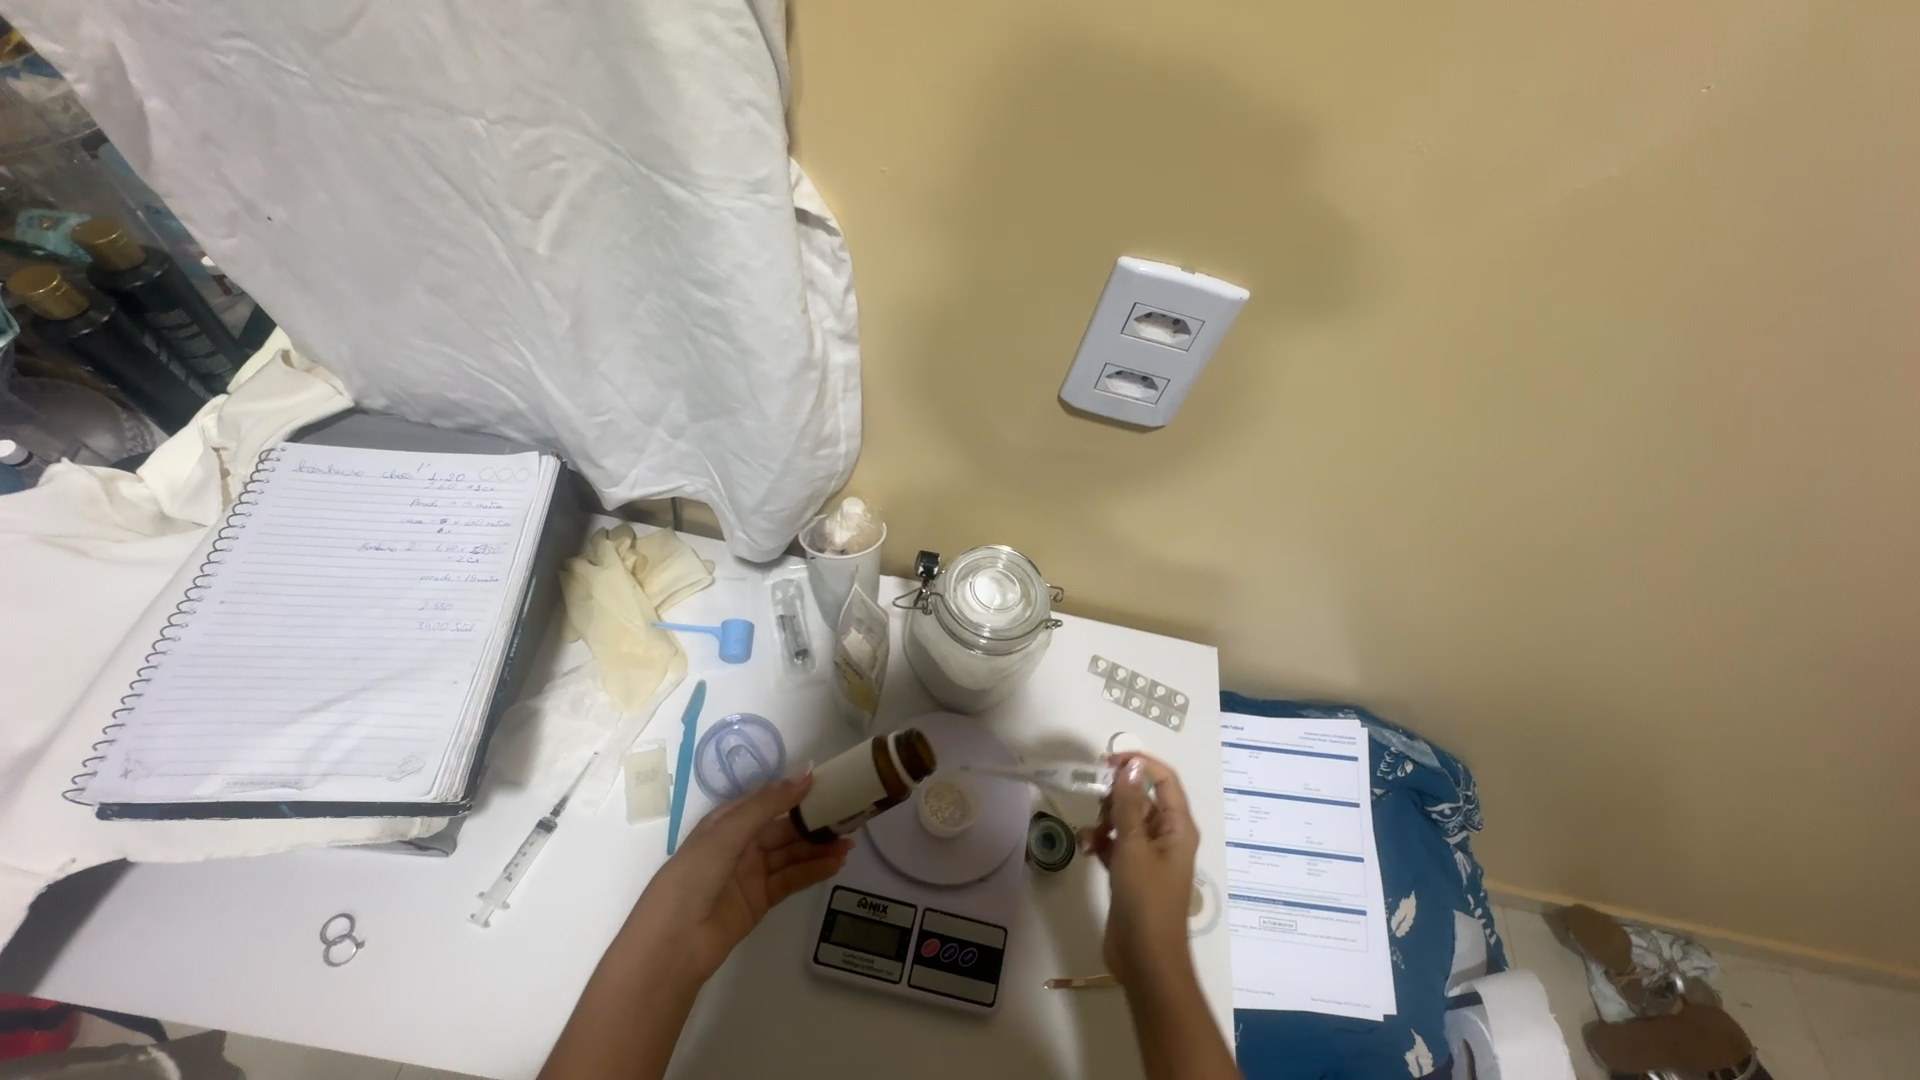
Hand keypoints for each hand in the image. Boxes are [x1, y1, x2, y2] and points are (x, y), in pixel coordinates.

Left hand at [623, 773, 851, 985]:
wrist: (673, 943)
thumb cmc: (695, 875)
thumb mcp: (728, 831)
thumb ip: (770, 803)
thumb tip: (808, 773)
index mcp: (726, 821)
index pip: (767, 801)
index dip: (796, 792)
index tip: (829, 786)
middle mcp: (740, 844)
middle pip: (784, 829)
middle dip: (814, 824)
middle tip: (849, 819)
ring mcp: (750, 874)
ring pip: (791, 855)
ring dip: (818, 849)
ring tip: (849, 844)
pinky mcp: (760, 900)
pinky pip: (791, 880)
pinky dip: (813, 871)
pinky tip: (834, 864)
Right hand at [1080, 753, 1198, 987]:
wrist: (1144, 958)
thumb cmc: (1145, 900)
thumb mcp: (1133, 846)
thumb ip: (1128, 804)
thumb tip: (1131, 765)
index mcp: (1178, 827)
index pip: (1165, 779)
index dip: (1139, 764)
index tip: (1108, 762)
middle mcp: (1167, 836)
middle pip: (1142, 797)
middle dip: (1117, 795)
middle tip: (1096, 803)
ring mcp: (1149, 855)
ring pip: (1126, 820)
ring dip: (1105, 820)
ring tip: (1091, 834)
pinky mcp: (1132, 872)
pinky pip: (1116, 843)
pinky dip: (1102, 841)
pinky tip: (1088, 849)